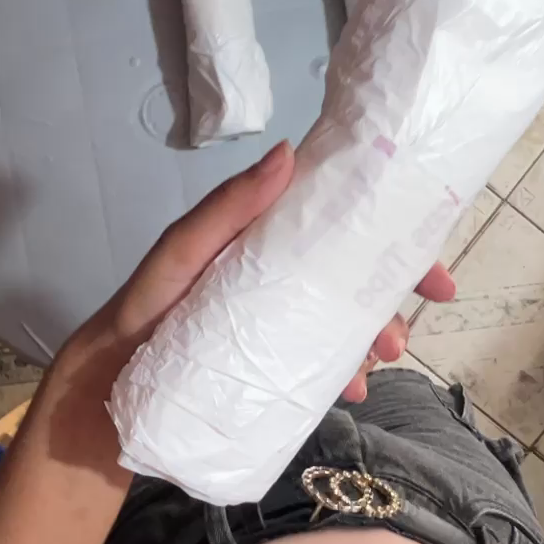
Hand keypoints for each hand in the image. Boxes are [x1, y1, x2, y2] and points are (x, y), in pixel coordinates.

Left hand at [43, 140, 455, 466]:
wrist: (115, 385)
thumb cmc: (148, 309)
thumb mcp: (182, 253)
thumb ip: (227, 209)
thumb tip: (289, 152)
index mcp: (265, 238)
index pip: (337, 222)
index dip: (388, 234)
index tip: (428, 260)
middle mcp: (279, 275)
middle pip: (352, 277)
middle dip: (390, 300)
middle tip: (404, 333)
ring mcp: (278, 321)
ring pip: (344, 322)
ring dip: (371, 341)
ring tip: (373, 367)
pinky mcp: (272, 362)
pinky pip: (322, 363)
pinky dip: (344, 374)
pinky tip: (350, 391)